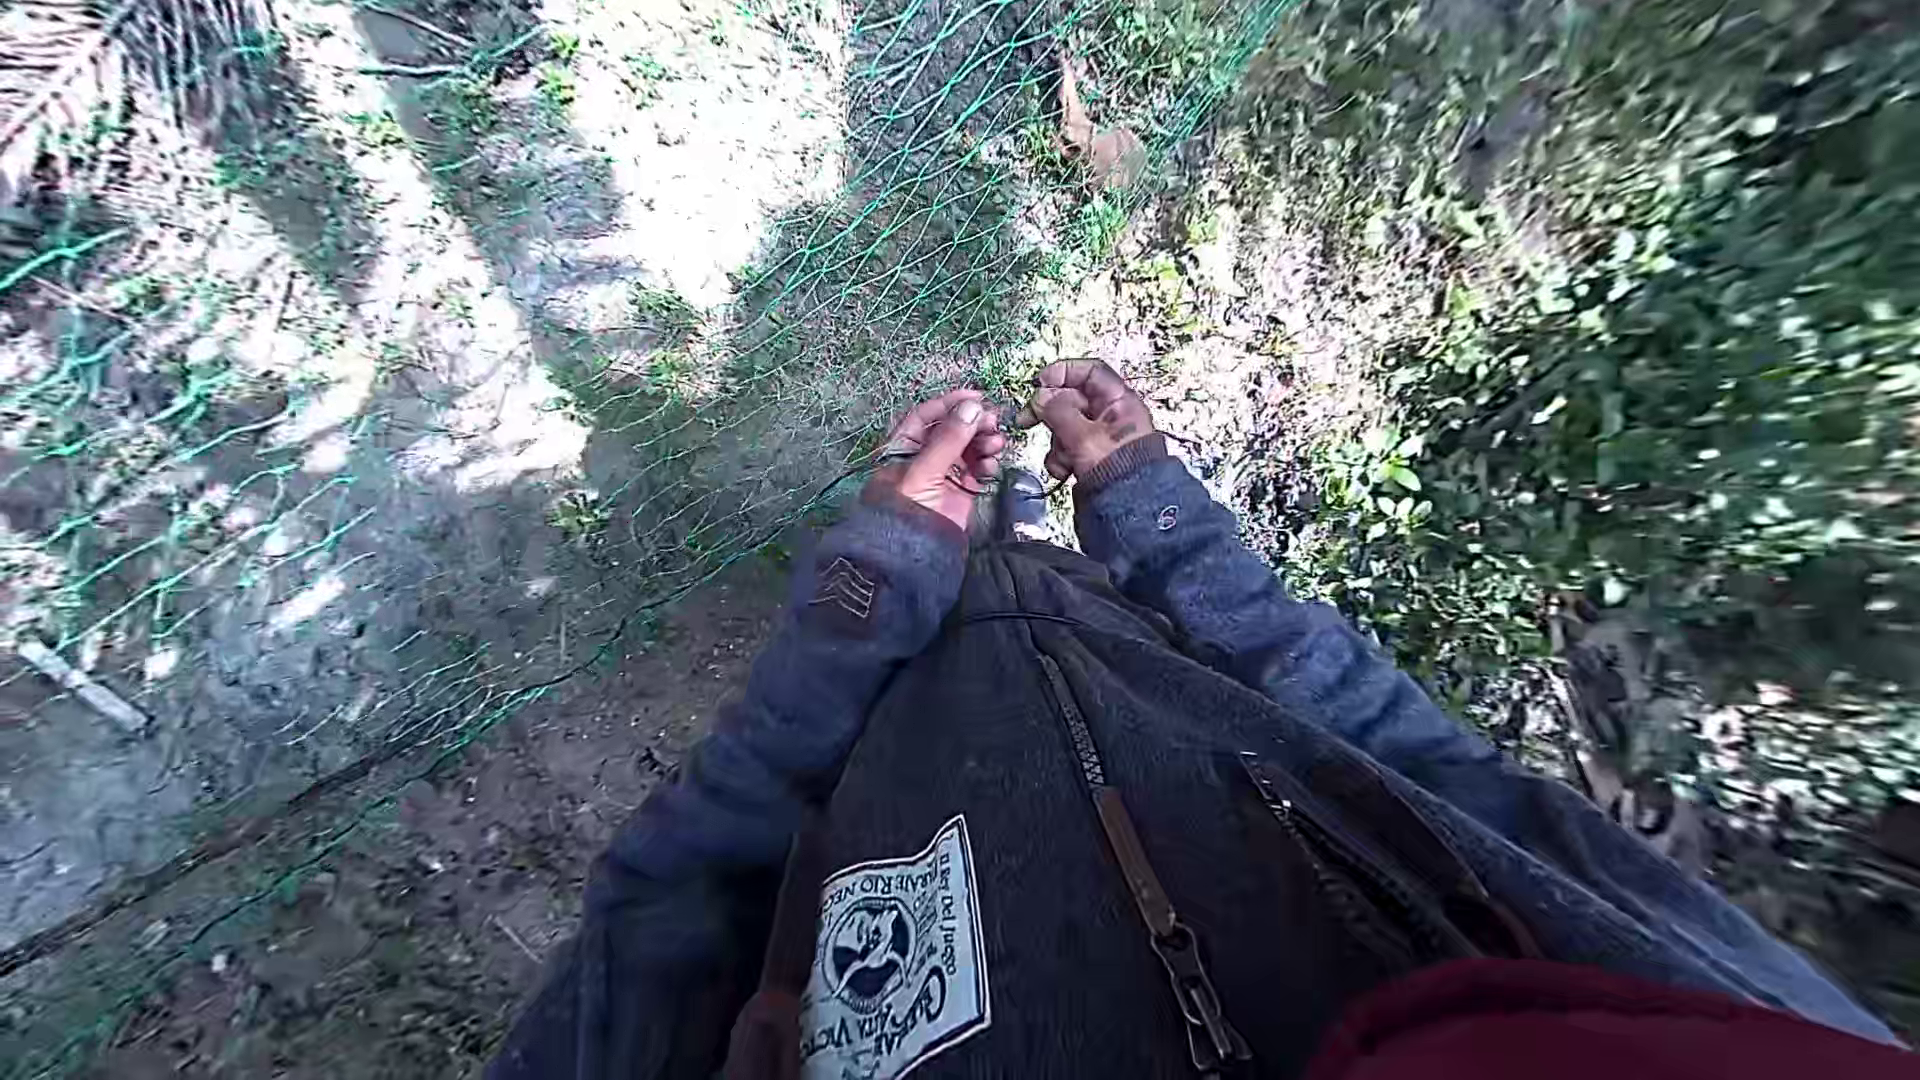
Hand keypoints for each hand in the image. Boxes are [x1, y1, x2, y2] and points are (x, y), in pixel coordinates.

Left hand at [868, 389, 1006, 531]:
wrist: (913, 554)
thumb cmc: (905, 512)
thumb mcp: (923, 471)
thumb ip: (948, 439)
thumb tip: (972, 408)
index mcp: (903, 448)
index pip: (926, 416)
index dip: (950, 404)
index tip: (975, 397)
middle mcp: (924, 458)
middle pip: (952, 430)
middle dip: (973, 423)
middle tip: (992, 421)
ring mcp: (943, 475)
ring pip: (968, 448)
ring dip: (983, 442)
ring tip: (995, 443)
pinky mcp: (960, 491)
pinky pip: (977, 469)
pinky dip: (986, 464)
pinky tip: (990, 465)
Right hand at [1016, 360, 1154, 480]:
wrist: (1127, 507)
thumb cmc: (1116, 467)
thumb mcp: (1083, 434)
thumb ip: (1058, 411)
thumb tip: (1041, 398)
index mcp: (1118, 401)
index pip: (1090, 372)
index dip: (1063, 372)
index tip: (1040, 382)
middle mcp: (1109, 416)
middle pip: (1071, 401)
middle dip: (1049, 414)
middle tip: (1026, 419)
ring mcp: (1099, 437)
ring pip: (1065, 427)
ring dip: (1056, 442)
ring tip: (1062, 458)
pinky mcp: (1090, 457)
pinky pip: (1067, 448)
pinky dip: (1061, 458)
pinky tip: (1065, 470)